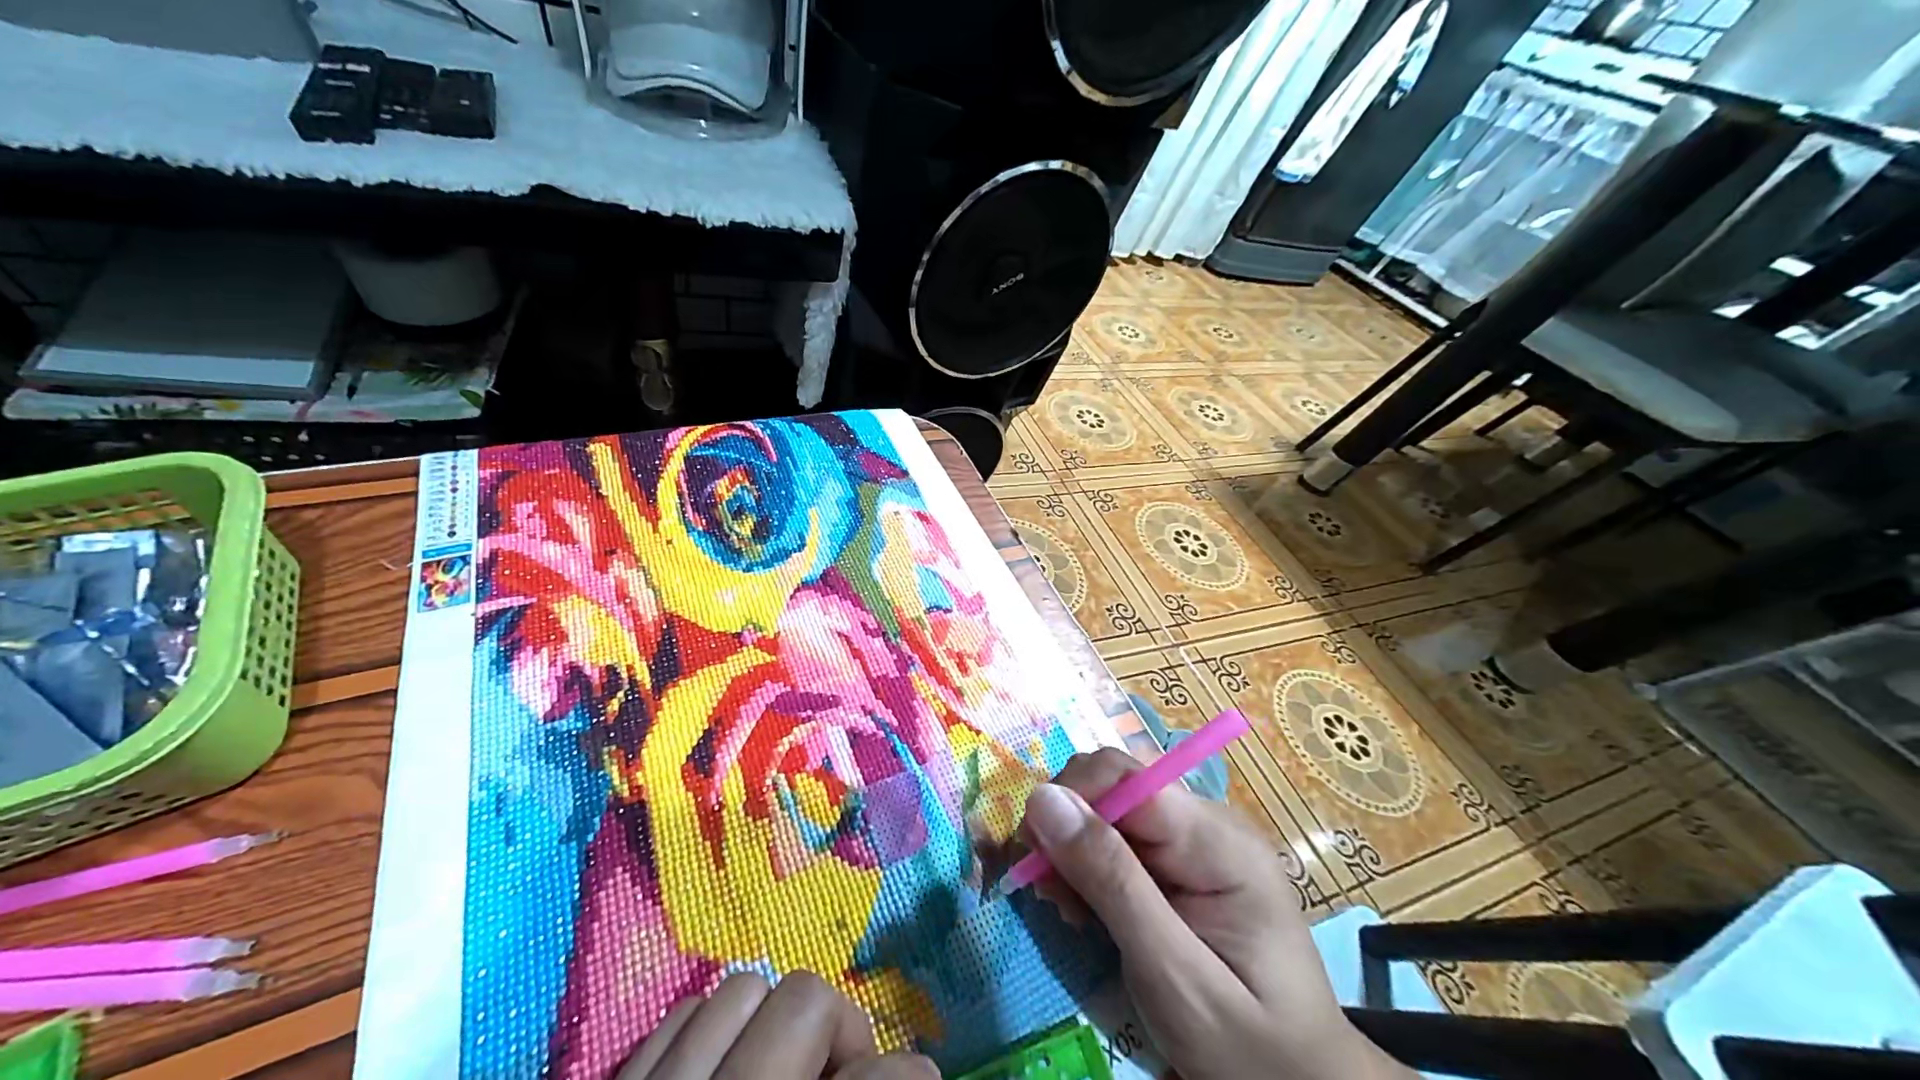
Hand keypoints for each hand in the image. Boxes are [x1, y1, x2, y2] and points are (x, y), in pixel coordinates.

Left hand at [618, 972, 938, 1079]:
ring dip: (775, 1025)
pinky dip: (714, 1033)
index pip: (880, 1078)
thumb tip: (914, 1079)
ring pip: (741, 990)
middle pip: (807, 1000)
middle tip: (840, 1079)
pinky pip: (681, 1016)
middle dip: (841, 1033)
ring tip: (781, 1074)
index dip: (910, 1076)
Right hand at [1017, 749, 1415, 1079]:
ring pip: (1107, 808)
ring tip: (1072, 913)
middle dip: (1067, 828)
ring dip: (1073, 852)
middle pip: (1112, 784)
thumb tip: (1043, 797)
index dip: (1069, 801)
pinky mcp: (1181, 859)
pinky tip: (1088, 910)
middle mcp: (1207, 822)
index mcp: (1219, 841)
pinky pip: (1118, 838)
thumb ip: (1111, 882)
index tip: (1035, 862)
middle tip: (1055, 898)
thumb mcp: (1173, 974)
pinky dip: (1088, 868)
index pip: (1126, 775)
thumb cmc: (1246, 1044)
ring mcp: (1195, 839)